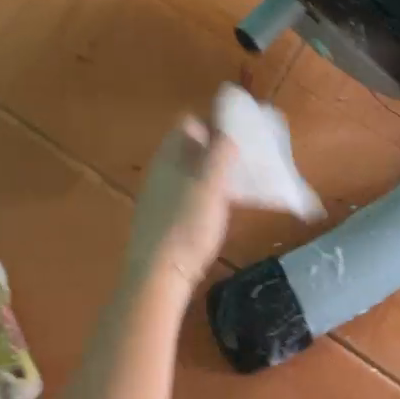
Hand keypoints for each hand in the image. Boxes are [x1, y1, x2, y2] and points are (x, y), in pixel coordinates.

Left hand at [123, 117, 236, 292]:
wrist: (156, 275)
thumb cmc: (186, 224)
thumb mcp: (212, 184)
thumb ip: (221, 151)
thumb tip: (228, 131)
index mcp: (169, 155)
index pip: (189, 123)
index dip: (213, 123)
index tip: (238, 133)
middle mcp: (160, 169)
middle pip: (189, 146)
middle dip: (215, 148)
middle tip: (242, 159)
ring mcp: (159, 194)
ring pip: (189, 170)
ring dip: (212, 172)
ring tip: (238, 185)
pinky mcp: (162, 218)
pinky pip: (187, 192)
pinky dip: (204, 193)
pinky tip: (219, 210)